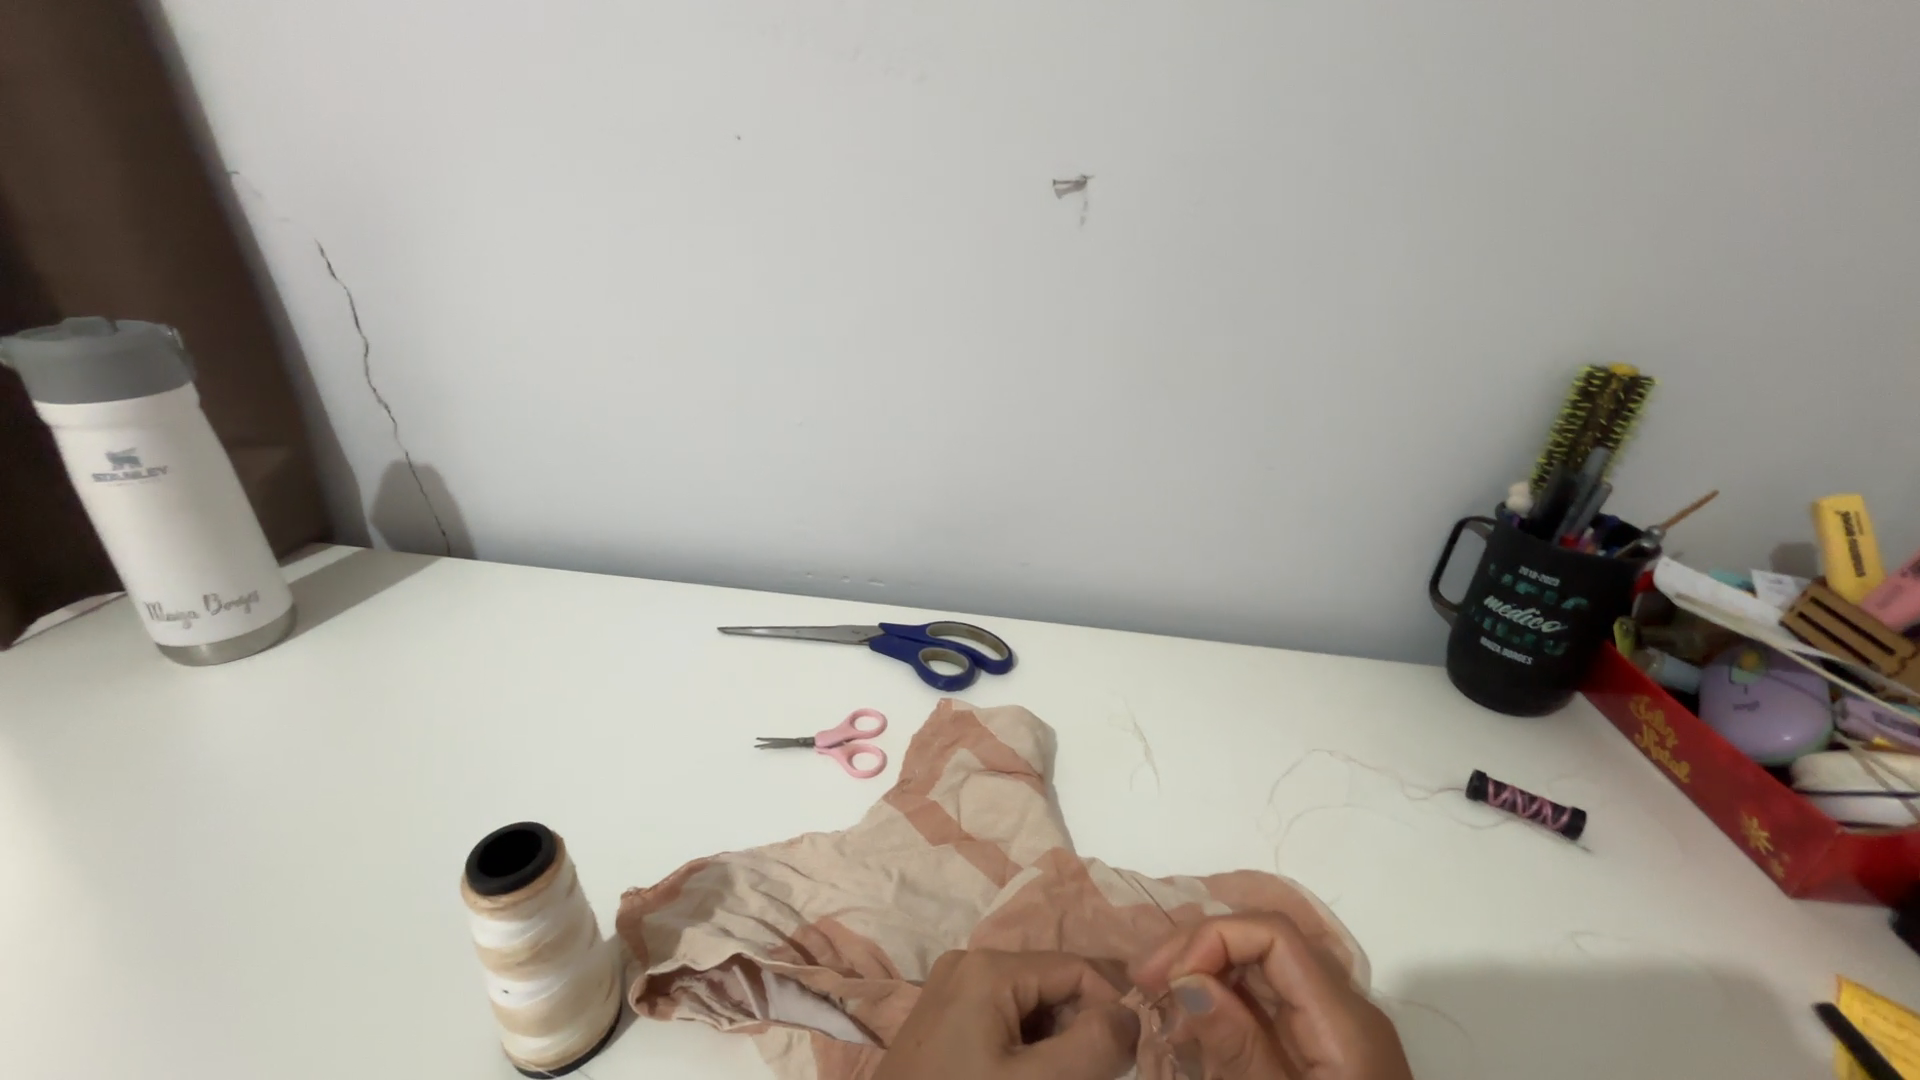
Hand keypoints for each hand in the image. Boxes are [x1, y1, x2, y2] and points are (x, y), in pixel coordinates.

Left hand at [875, 949, 1140, 1079]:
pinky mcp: (941, 1023)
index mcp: (989, 967)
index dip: (1110, 1010)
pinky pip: (1001, 1022)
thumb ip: (1093, 1046)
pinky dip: (1026, 1051)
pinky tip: (1025, 1079)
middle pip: (1051, 986)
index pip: (1076, 969)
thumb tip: (1131, 1015)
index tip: (1129, 1060)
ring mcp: (949, 993)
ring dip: (1055, 1045)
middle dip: (1079, 1031)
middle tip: (1090, 1077)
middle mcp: (967, 964)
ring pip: (1029, 1008)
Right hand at [1131, 914, 1412, 1079]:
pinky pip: (1268, 1004)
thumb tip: (1187, 979)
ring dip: (1205, 976)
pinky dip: (1225, 1006)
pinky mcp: (1323, 1052)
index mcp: (1343, 1021)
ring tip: (1162, 1006)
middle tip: (1144, 982)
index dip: (1214, 938)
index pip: (1273, 934)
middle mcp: (1344, 1010)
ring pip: (1261, 970)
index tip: (1168, 980)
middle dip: (1199, 951)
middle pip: (1263, 943)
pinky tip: (1193, 1029)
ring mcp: (1334, 1030)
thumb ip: (1240, 1050)